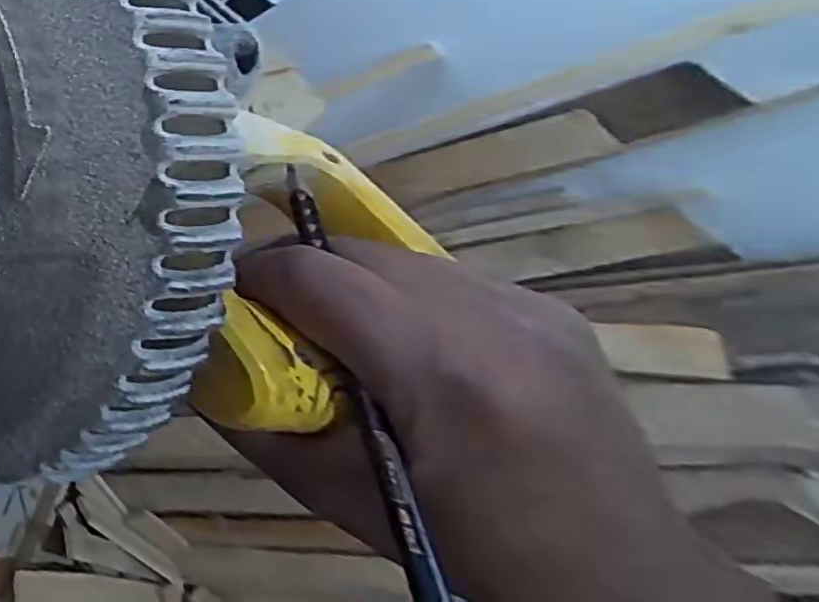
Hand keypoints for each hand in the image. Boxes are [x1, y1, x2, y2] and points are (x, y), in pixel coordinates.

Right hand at [221, 236, 769, 601]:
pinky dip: (394, 291)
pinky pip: (434, 271)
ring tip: (331, 325)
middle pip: (344, 249)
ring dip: (341, 276)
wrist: (624, 585)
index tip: (224, 298)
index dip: (251, 274)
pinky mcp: (547, 305)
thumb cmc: (462, 547)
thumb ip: (252, 419)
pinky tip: (401, 337)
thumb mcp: (335, 492)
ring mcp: (527, 303)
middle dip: (290, 270)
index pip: (308, 271)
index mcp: (438, 366)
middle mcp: (489, 315)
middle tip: (268, 313)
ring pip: (387, 253)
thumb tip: (194, 362)